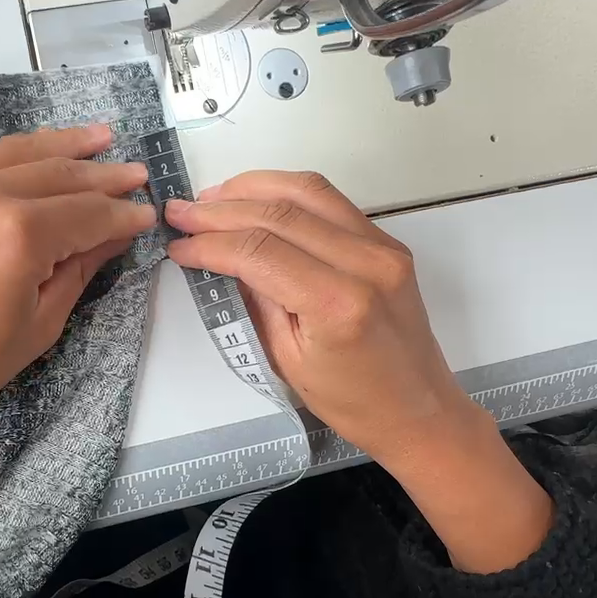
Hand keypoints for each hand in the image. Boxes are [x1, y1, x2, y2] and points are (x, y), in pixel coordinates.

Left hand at [0, 124, 155, 524]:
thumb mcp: (40, 324)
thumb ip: (81, 266)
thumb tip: (115, 233)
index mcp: (18, 234)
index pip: (88, 213)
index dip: (122, 215)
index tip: (145, 214)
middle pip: (59, 174)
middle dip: (103, 177)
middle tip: (136, 174)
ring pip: (21, 153)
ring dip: (65, 147)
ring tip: (101, 138)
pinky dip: (19, 154)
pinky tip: (43, 153)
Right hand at [163, 171, 467, 462]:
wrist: (418, 410)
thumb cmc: (350, 402)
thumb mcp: (285, 359)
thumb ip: (255, 300)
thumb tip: (221, 258)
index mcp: (337, 304)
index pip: (259, 251)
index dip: (211, 243)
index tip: (178, 244)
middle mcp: (366, 263)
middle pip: (280, 214)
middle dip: (221, 209)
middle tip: (181, 211)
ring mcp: (382, 246)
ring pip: (307, 191)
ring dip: (253, 187)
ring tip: (212, 196)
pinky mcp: (387, 242)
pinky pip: (330, 201)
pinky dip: (286, 193)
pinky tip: (256, 199)